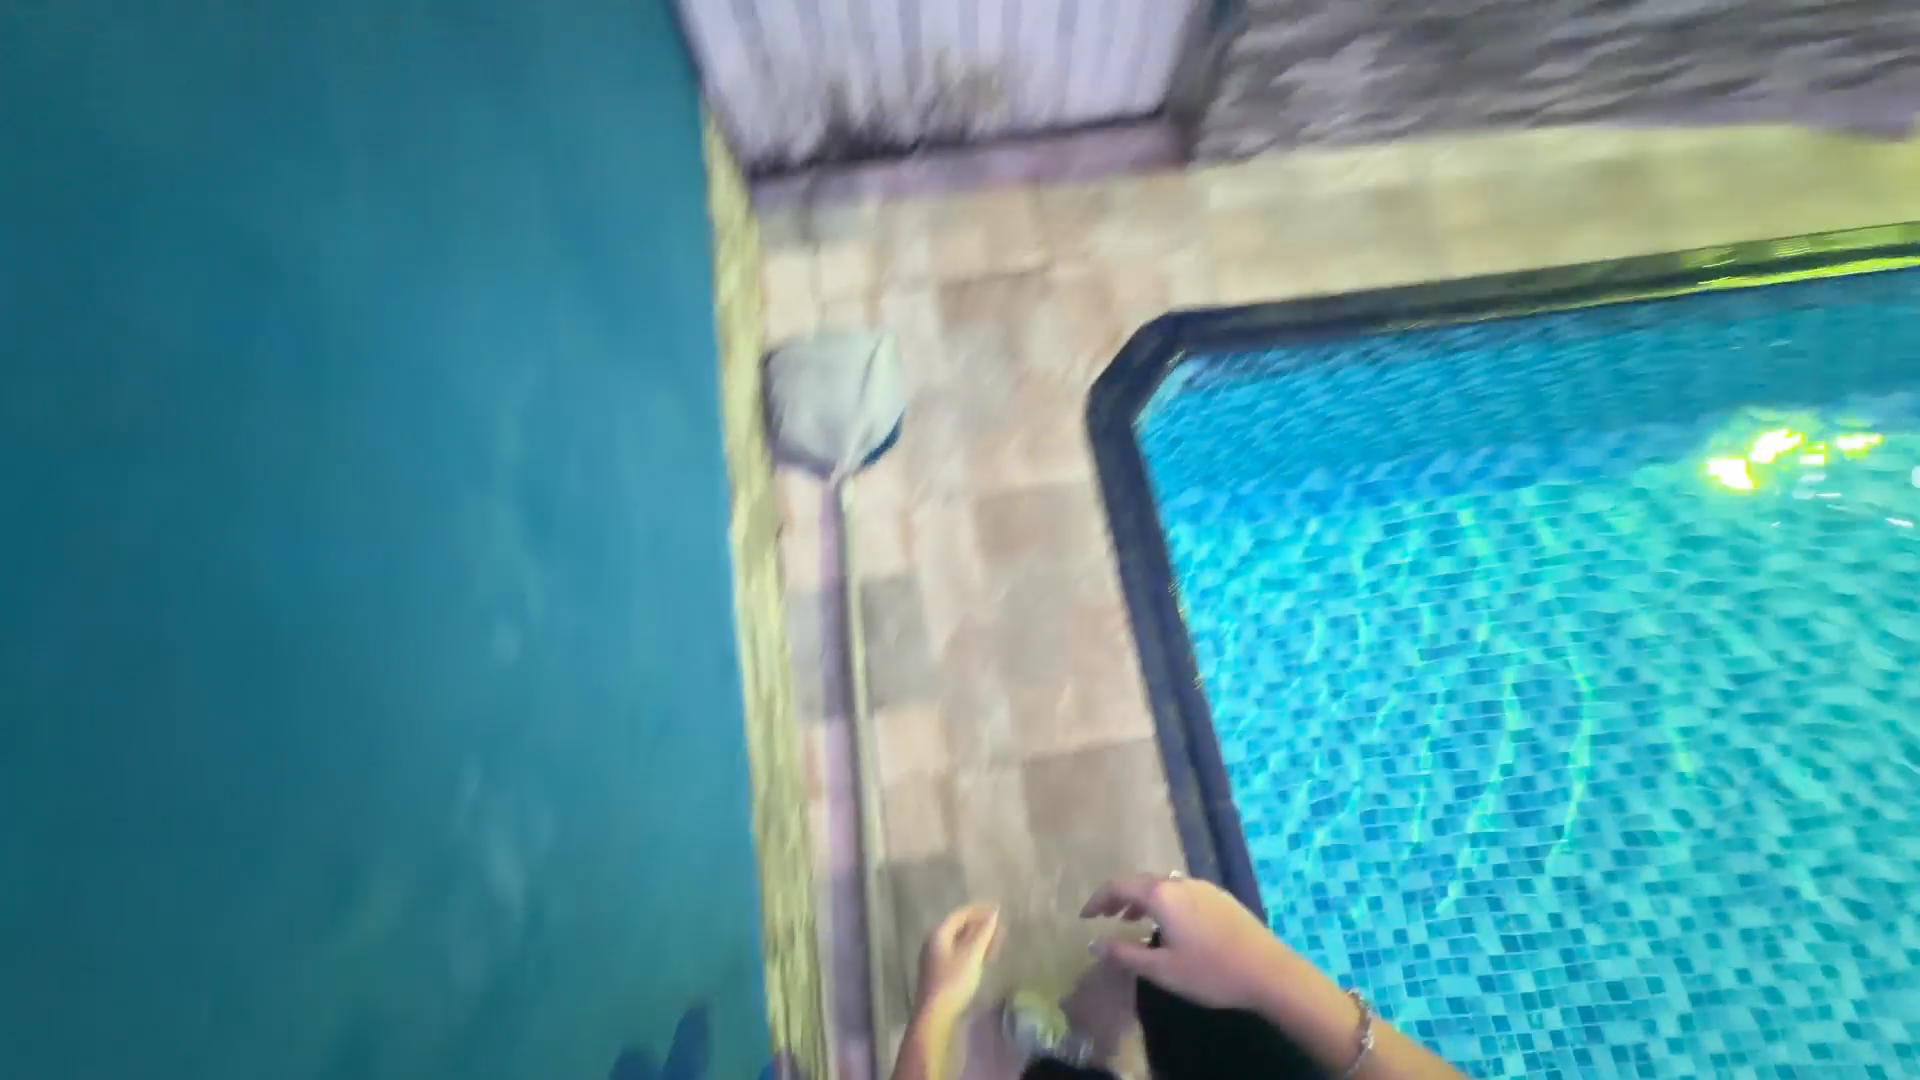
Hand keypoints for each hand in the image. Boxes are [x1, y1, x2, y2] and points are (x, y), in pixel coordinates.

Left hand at [916, 903, 1000, 1015]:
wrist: (935, 1016)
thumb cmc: (953, 981)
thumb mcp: (971, 955)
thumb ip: (983, 933)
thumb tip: (994, 913)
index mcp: (938, 934)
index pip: (960, 915)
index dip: (978, 911)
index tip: (996, 910)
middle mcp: (934, 943)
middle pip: (959, 928)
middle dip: (979, 926)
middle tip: (999, 927)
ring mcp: (935, 960)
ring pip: (959, 943)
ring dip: (978, 941)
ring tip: (996, 942)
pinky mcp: (940, 975)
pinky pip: (958, 956)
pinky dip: (972, 953)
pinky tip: (984, 959)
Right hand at [1081, 873, 1310, 1011]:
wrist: (1270, 971)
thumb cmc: (1210, 972)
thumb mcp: (1162, 970)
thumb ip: (1125, 953)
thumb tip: (1094, 942)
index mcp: (1160, 895)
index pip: (1118, 886)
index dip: (1097, 899)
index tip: (1085, 915)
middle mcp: (1177, 882)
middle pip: (1139, 882)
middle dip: (1118, 897)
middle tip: (1104, 916)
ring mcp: (1201, 886)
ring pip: (1161, 886)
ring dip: (1141, 900)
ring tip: (1133, 921)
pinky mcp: (1219, 896)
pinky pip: (1180, 892)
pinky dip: (1163, 903)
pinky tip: (1170, 925)